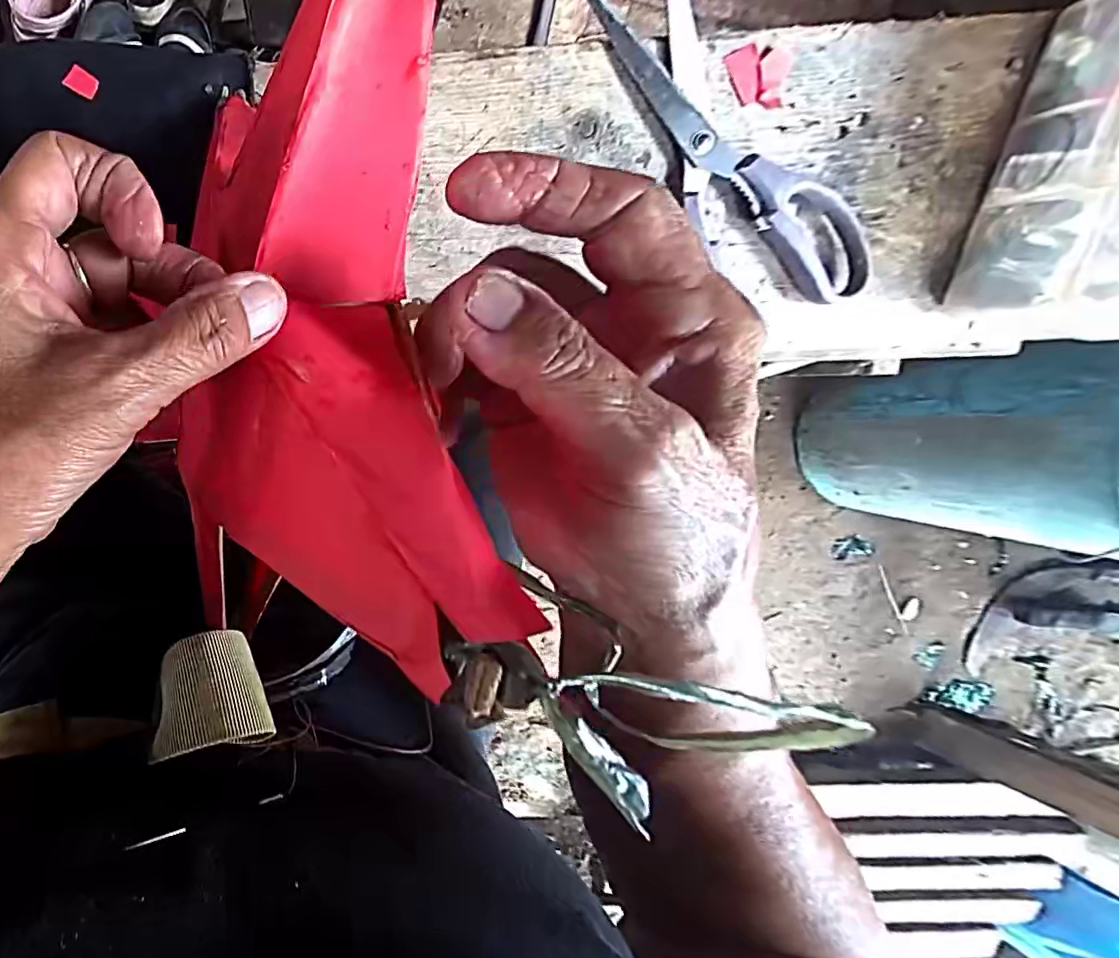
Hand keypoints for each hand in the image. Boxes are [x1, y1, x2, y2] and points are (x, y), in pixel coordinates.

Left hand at [0, 132, 287, 565]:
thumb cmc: (1, 456)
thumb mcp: (116, 388)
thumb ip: (196, 338)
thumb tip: (261, 300)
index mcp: (3, 253)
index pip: (62, 162)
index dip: (121, 186)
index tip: (153, 241)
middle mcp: (12, 278)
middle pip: (106, 238)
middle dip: (168, 272)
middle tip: (216, 314)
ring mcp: (29, 324)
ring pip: (113, 293)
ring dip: (165, 318)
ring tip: (204, 355)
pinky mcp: (45, 365)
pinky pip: (106, 335)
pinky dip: (145, 350)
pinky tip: (176, 380)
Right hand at [415, 153, 765, 675]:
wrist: (640, 607)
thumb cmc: (676, 533)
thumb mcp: (637, 446)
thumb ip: (564, 368)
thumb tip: (477, 296)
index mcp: (683, 315)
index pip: (619, 216)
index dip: (545, 189)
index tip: (466, 189)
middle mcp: (617, 329)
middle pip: (524, 274)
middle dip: (472, 310)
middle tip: (442, 369)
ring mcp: (556, 370)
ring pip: (479, 322)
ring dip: (445, 352)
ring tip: (437, 405)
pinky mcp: (512, 409)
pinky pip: (458, 372)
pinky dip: (435, 388)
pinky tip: (438, 424)